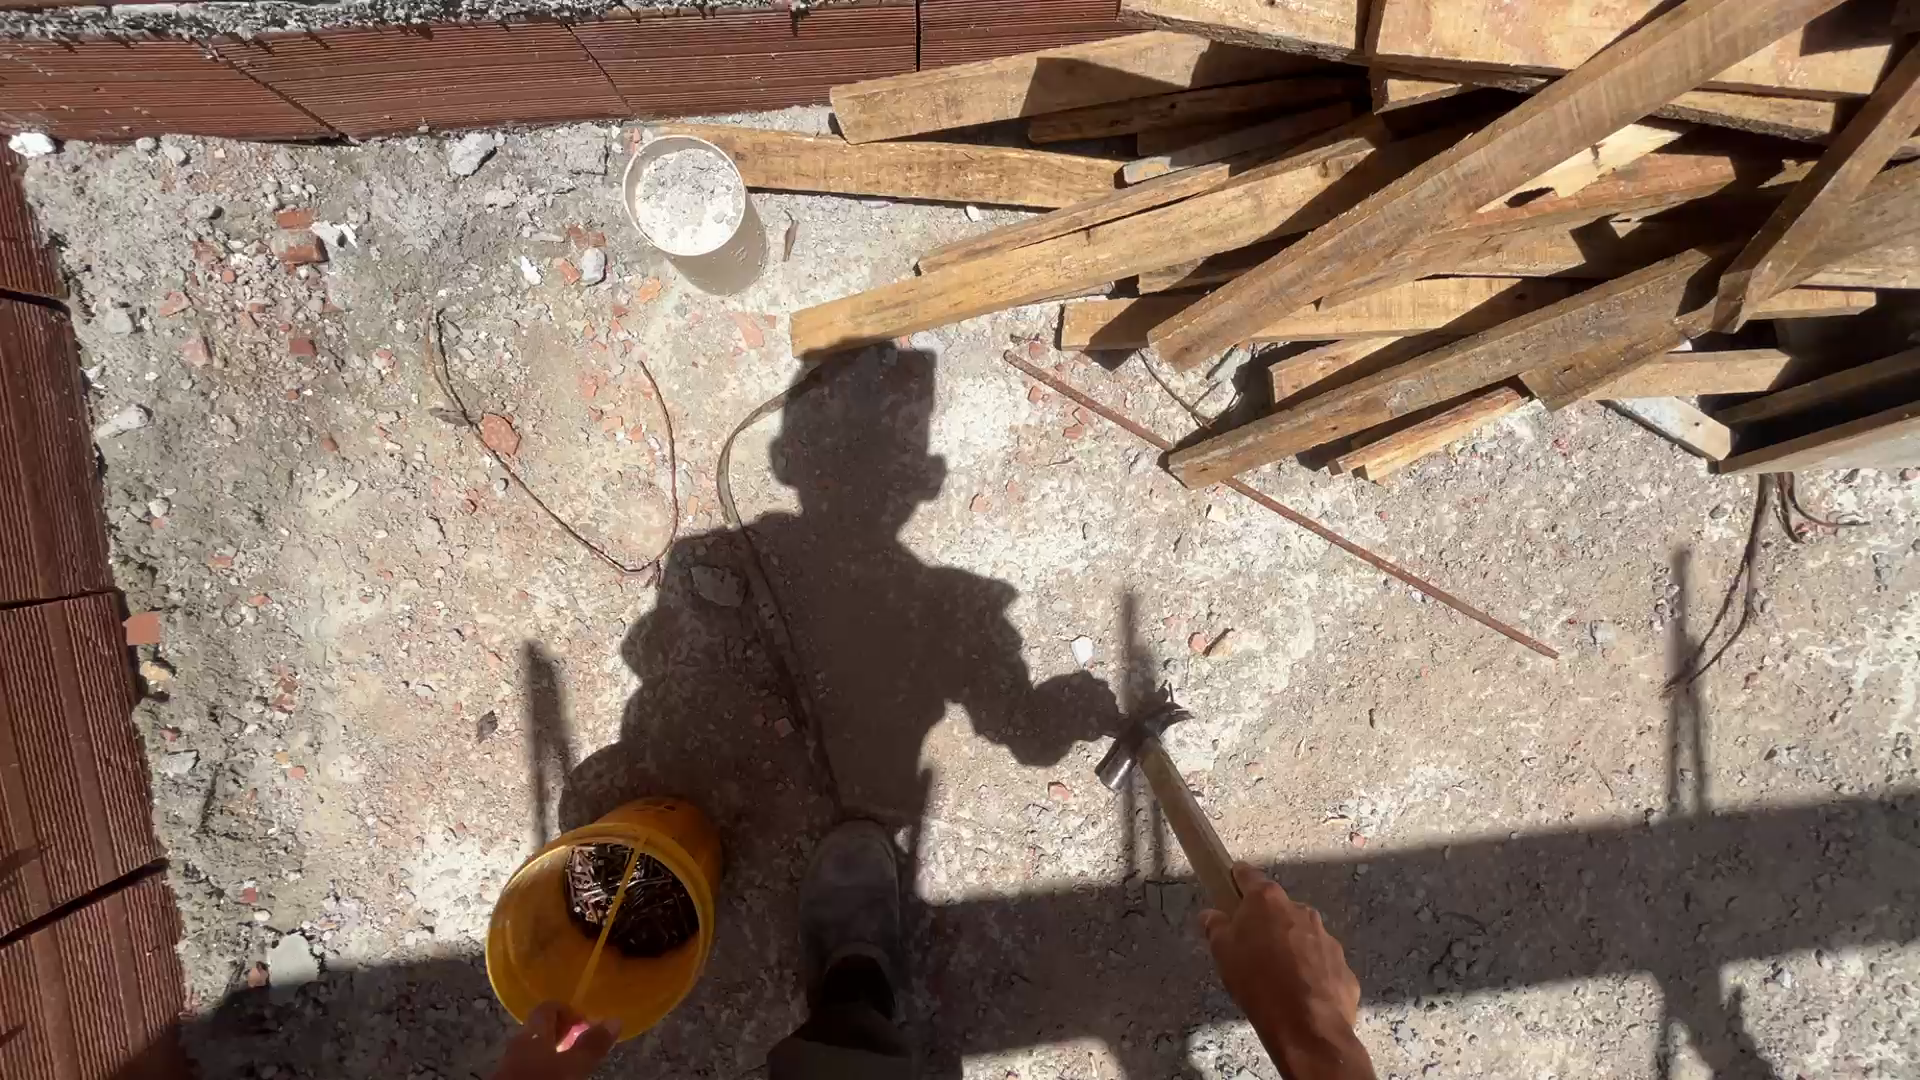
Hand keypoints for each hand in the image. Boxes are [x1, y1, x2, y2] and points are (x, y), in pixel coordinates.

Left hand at [493, 1002, 619, 1079]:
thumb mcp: (572, 1066)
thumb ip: (591, 1044)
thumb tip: (615, 1019)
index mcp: (532, 1033)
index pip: (549, 1007)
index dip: (569, 1011)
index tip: (585, 1024)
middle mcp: (517, 1044)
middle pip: (540, 1030)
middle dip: (561, 1034)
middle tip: (580, 1045)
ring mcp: (506, 1067)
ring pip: (531, 1051)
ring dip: (550, 1054)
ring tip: (569, 1066)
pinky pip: (525, 1069)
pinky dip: (540, 1070)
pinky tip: (553, 1077)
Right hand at [1200, 864, 1373, 1079]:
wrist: (1306, 1027)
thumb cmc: (1256, 979)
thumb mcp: (1222, 951)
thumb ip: (1215, 926)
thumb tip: (1211, 915)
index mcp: (1267, 899)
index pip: (1247, 875)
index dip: (1236, 880)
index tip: (1229, 888)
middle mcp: (1300, 910)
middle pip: (1277, 907)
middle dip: (1266, 921)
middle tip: (1252, 945)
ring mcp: (1327, 939)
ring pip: (1302, 935)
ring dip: (1291, 946)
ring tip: (1278, 976)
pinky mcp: (1344, 968)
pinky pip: (1322, 963)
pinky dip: (1312, 972)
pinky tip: (1301, 994)